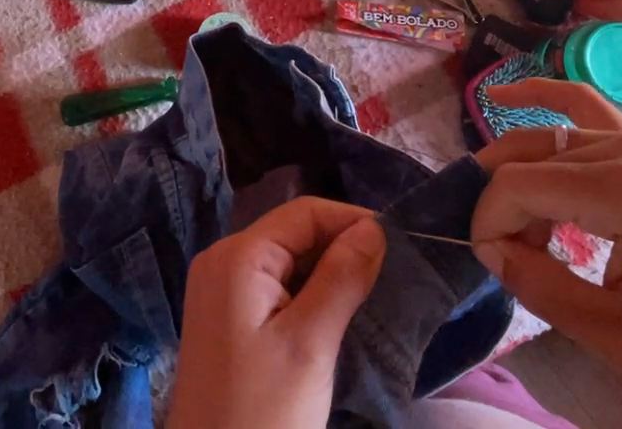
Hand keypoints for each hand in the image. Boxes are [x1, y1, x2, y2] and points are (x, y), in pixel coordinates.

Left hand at [166, 197, 385, 428]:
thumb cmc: (263, 414)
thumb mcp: (309, 344)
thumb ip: (341, 280)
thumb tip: (374, 228)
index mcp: (237, 256)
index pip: (302, 214)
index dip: (351, 221)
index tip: (401, 243)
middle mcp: (222, 260)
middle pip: (292, 233)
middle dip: (342, 246)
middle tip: (395, 273)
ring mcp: (220, 289)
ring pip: (286, 260)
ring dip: (328, 271)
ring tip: (377, 292)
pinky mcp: (225, 318)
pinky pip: (273, 287)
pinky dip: (308, 292)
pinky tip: (339, 313)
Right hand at [471, 80, 621, 426]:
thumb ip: (543, 288)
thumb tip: (488, 249)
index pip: (520, 186)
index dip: (488, 223)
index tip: (490, 266)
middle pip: (527, 159)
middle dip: (498, 205)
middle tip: (501, 257)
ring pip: (544, 138)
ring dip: (514, 175)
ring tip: (510, 224)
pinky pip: (583, 106)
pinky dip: (541, 98)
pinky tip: (503, 98)